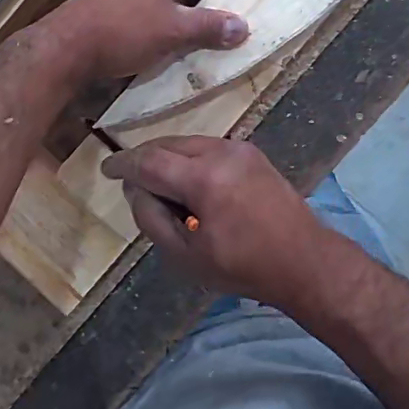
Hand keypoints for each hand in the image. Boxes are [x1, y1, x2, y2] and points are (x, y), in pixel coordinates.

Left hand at [44, 0, 249, 83]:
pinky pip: (145, 9)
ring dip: (182, 18)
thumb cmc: (123, 33)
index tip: (251, 2)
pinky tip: (165, 43)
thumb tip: (243, 25)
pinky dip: (160, 23)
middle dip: (206, 8)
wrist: (62, 50)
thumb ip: (210, 26)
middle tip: (228, 29)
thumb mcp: (173, 32)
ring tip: (201, 40)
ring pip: (164, 0)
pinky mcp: (105, 3)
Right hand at [102, 136, 338, 307]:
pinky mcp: (253, 153)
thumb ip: (152, 218)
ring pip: (190, 142)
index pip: (150, 161)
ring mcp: (241, 149)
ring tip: (160, 186)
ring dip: (169, 157)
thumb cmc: (242, 265)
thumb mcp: (185, 255)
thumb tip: (134, 189)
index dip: (124, 164)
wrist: (302, 257)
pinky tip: (189, 183)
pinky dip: (191, 158)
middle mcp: (222, 152)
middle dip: (145, 158)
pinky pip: (210, 147)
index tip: (106, 169)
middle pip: (169, 144)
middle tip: (129, 179)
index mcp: (204, 178)